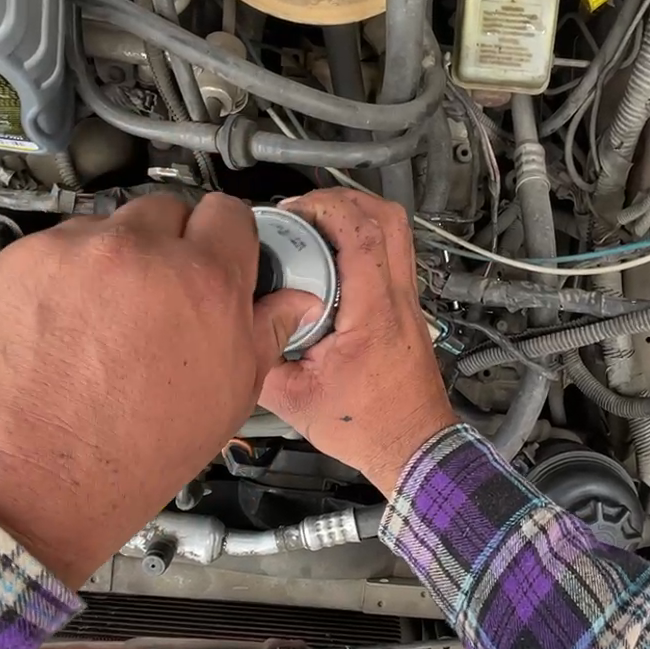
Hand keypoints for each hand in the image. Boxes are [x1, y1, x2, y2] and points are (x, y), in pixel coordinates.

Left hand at [0, 193, 322, 584]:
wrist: (25, 483)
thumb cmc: (130, 455)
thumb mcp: (227, 399)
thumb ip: (264, 334)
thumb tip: (290, 303)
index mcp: (204, 282)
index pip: (231, 214)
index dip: (228, 240)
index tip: (220, 258)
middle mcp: (138, 253)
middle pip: (170, 211)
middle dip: (173, 246)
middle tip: (165, 298)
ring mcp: (71, 252)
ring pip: (109, 229)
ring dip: (118, 261)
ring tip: (107, 324)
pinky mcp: (14, 262)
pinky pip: (54, 251)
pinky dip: (64, 279)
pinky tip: (63, 331)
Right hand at [259, 189, 457, 493]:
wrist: (413, 447)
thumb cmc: (370, 428)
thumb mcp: (295, 398)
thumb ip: (261, 358)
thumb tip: (236, 326)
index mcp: (374, 313)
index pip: (361, 232)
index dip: (323, 208)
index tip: (292, 213)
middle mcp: (399, 300)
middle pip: (387, 216)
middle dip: (340, 200)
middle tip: (303, 214)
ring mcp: (409, 303)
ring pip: (395, 232)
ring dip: (355, 219)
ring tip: (316, 231)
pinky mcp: (407, 312)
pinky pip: (391, 257)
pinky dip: (363, 245)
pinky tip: (332, 265)